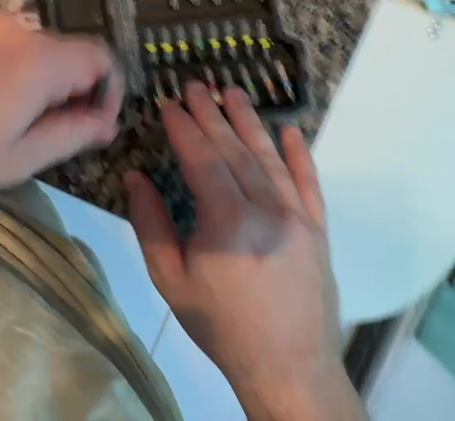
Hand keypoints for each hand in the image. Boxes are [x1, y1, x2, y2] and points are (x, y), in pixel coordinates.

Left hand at [0, 15, 120, 194]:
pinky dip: (14, 73)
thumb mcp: (17, 157)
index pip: (102, 57)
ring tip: (15, 127)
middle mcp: (15, 30)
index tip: (91, 130)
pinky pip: (6, 47)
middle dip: (74, 92)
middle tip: (51, 137)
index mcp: (38, 58)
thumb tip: (106, 122)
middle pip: (69, 52)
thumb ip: (71, 135)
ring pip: (36, 50)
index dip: (110, 94)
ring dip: (42, 85)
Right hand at [125, 84, 362, 420]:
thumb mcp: (170, 278)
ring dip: (249, 122)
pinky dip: (300, 155)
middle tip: (195, 84)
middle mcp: (266, 211)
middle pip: (234, 150)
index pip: (201, 158)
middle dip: (211, 114)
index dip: (183, 127)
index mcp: (227, 221)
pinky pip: (310, 184)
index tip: (167, 103)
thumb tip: (136, 177)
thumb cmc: (220, 325)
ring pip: (269, 158)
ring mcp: (298, 219)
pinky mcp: (318, 232)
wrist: (290, 369)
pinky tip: (290, 131)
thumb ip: (151, 223)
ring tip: (233, 92)